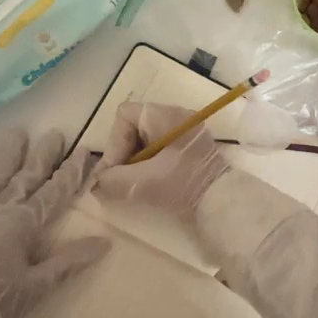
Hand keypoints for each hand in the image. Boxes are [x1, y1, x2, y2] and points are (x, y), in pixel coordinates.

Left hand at [0, 129, 109, 317]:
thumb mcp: (38, 284)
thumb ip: (69, 261)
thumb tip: (106, 242)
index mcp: (23, 224)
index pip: (54, 193)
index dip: (71, 172)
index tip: (83, 151)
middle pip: (26, 178)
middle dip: (43, 156)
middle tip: (55, 133)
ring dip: (7, 156)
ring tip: (16, 132)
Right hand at [91, 103, 231, 217]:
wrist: (221, 201)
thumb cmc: (182, 184)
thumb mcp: (141, 182)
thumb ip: (111, 180)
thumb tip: (95, 183)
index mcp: (166, 115)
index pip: (125, 116)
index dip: (114, 142)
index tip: (116, 168)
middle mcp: (177, 116)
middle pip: (134, 127)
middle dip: (124, 153)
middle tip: (122, 177)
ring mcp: (186, 131)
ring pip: (146, 139)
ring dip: (135, 160)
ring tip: (135, 182)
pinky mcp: (190, 147)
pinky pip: (161, 148)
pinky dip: (150, 163)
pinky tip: (150, 182)